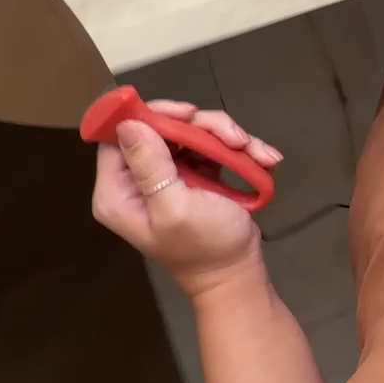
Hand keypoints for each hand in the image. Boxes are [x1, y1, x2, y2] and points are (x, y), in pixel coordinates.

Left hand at [92, 100, 282, 297]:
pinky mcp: (197, 172)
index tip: (187, 113)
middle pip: (164, 127)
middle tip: (234, 137)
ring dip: (228, 137)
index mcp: (120, 192)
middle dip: (203, 127)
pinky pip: (213, 144)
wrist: (236, 269)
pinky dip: (240, 148)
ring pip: (193, 132)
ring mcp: (170, 175)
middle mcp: (140, 179)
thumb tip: (127, 125)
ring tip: (254, 153)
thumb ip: (152, 167)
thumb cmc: (203, 245)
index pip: (120, 137)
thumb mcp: (176, 207)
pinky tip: (263, 159)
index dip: (151, 116)